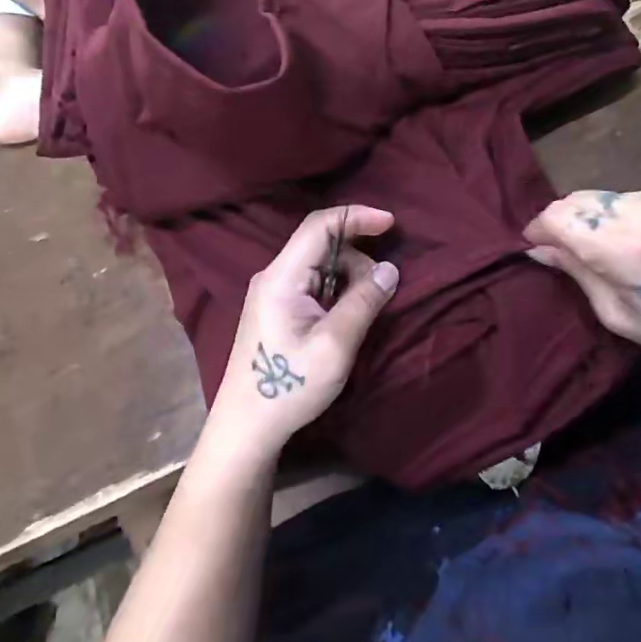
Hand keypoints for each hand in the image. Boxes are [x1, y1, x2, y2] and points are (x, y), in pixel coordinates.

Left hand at [206, 206, 399, 464]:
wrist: (248, 424)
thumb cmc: (290, 386)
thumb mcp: (335, 345)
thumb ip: (363, 302)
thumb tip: (390, 269)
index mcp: (281, 277)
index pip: (319, 226)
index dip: (356, 217)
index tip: (392, 224)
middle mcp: (273, 276)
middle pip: (319, 244)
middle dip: (357, 254)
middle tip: (382, 287)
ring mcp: (271, 293)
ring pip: (317, 265)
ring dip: (348, 275)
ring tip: (365, 309)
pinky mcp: (276, 309)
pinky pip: (311, 283)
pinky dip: (336, 289)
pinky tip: (347, 314)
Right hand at [524, 187, 640, 397]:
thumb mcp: (623, 317)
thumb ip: (579, 274)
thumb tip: (540, 249)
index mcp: (628, 246)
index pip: (557, 216)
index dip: (538, 230)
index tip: (536, 249)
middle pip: (577, 200)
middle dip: (562, 223)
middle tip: (564, 253)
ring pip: (602, 196)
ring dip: (590, 218)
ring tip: (601, 252)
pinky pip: (630, 198)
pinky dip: (617, 215)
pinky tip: (634, 243)